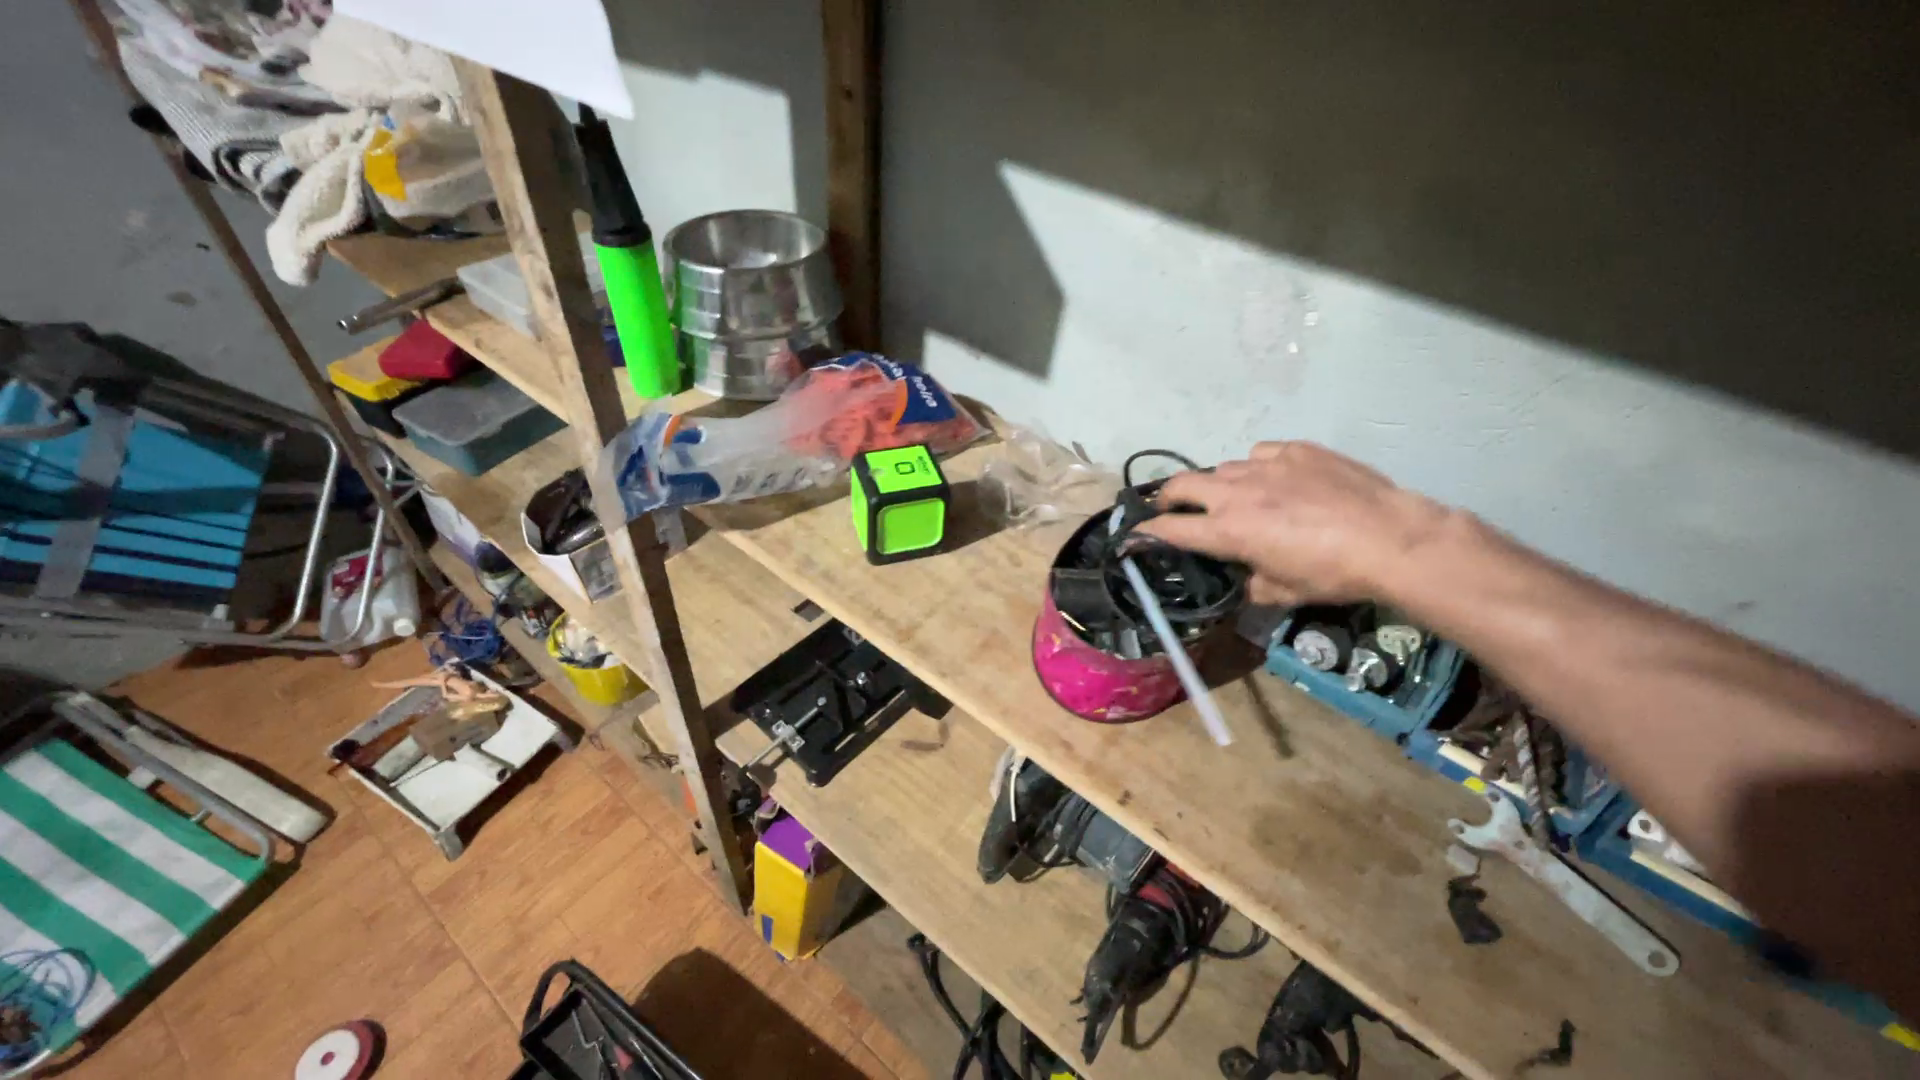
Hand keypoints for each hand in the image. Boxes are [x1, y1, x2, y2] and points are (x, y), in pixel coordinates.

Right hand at [1135, 441, 1454, 606]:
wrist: (1390, 539)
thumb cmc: (1333, 574)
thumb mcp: (1284, 592)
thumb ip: (1251, 583)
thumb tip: (1244, 579)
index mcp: (1228, 531)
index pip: (1169, 529)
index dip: (1145, 533)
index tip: (1133, 536)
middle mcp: (1237, 492)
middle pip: (1182, 484)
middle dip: (1168, 497)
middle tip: (1173, 509)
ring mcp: (1267, 465)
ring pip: (1224, 468)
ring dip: (1219, 485)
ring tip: (1237, 497)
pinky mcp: (1297, 449)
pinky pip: (1262, 453)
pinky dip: (1258, 467)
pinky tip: (1278, 479)